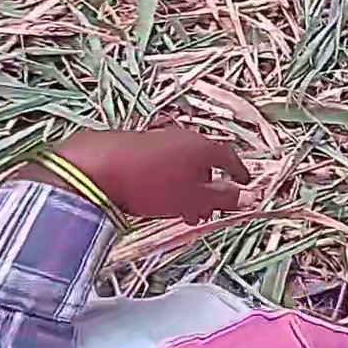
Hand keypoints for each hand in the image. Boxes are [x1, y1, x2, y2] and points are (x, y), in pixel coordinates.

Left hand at [50, 128, 251, 222]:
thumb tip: (250, 197)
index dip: (238, 171)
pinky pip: (162, 162)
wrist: (96, 168)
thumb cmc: (151, 185)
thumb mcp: (192, 198)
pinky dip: (168, 178)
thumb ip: (222, 198)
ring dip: (187, 185)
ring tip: (182, 210)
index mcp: (201, 146)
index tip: (244, 183)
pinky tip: (157, 196)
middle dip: (209, 185)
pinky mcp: (135, 144)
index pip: (229, 156)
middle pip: (204, 160)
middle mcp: (182, 136)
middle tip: (207, 210)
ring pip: (182, 162)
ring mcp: (158, 138)